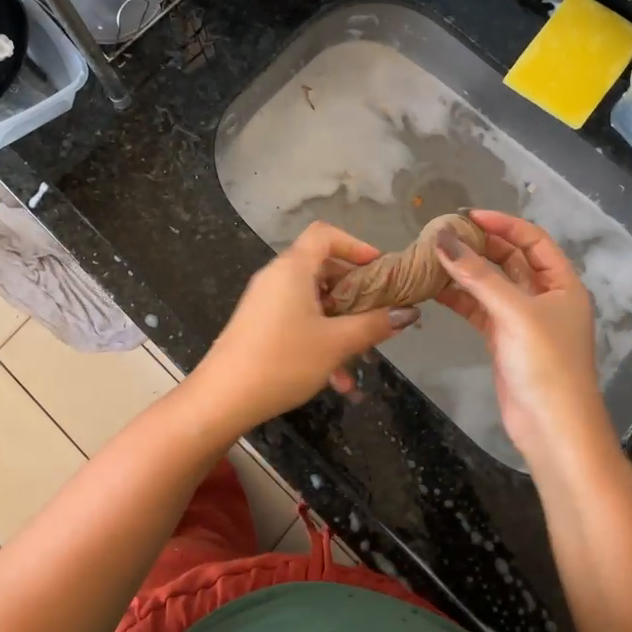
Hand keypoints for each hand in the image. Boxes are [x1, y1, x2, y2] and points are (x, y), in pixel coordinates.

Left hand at [190, 222, 419, 432]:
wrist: (223, 397)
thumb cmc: (283, 360)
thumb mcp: (336, 343)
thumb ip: (374, 324)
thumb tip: (408, 312)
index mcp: (293, 268)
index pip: (325, 233)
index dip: (355, 245)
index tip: (379, 270)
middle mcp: (277, 276)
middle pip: (322, 268)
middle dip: (354, 293)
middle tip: (378, 315)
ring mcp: (265, 301)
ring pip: (313, 301)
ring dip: (340, 326)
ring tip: (361, 360)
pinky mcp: (259, 324)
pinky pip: (298, 320)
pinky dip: (320, 340)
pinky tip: (337, 381)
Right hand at [433, 210, 610, 461]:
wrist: (554, 431)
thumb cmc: (546, 365)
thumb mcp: (515, 314)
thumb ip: (477, 275)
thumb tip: (442, 238)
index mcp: (562, 284)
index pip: (532, 239)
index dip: (501, 223)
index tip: (465, 216)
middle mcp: (544, 296)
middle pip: (508, 259)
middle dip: (477, 245)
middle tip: (440, 235)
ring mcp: (522, 319)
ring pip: (490, 283)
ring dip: (463, 270)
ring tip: (430, 257)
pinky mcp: (503, 339)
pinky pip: (478, 307)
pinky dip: (457, 296)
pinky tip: (432, 288)